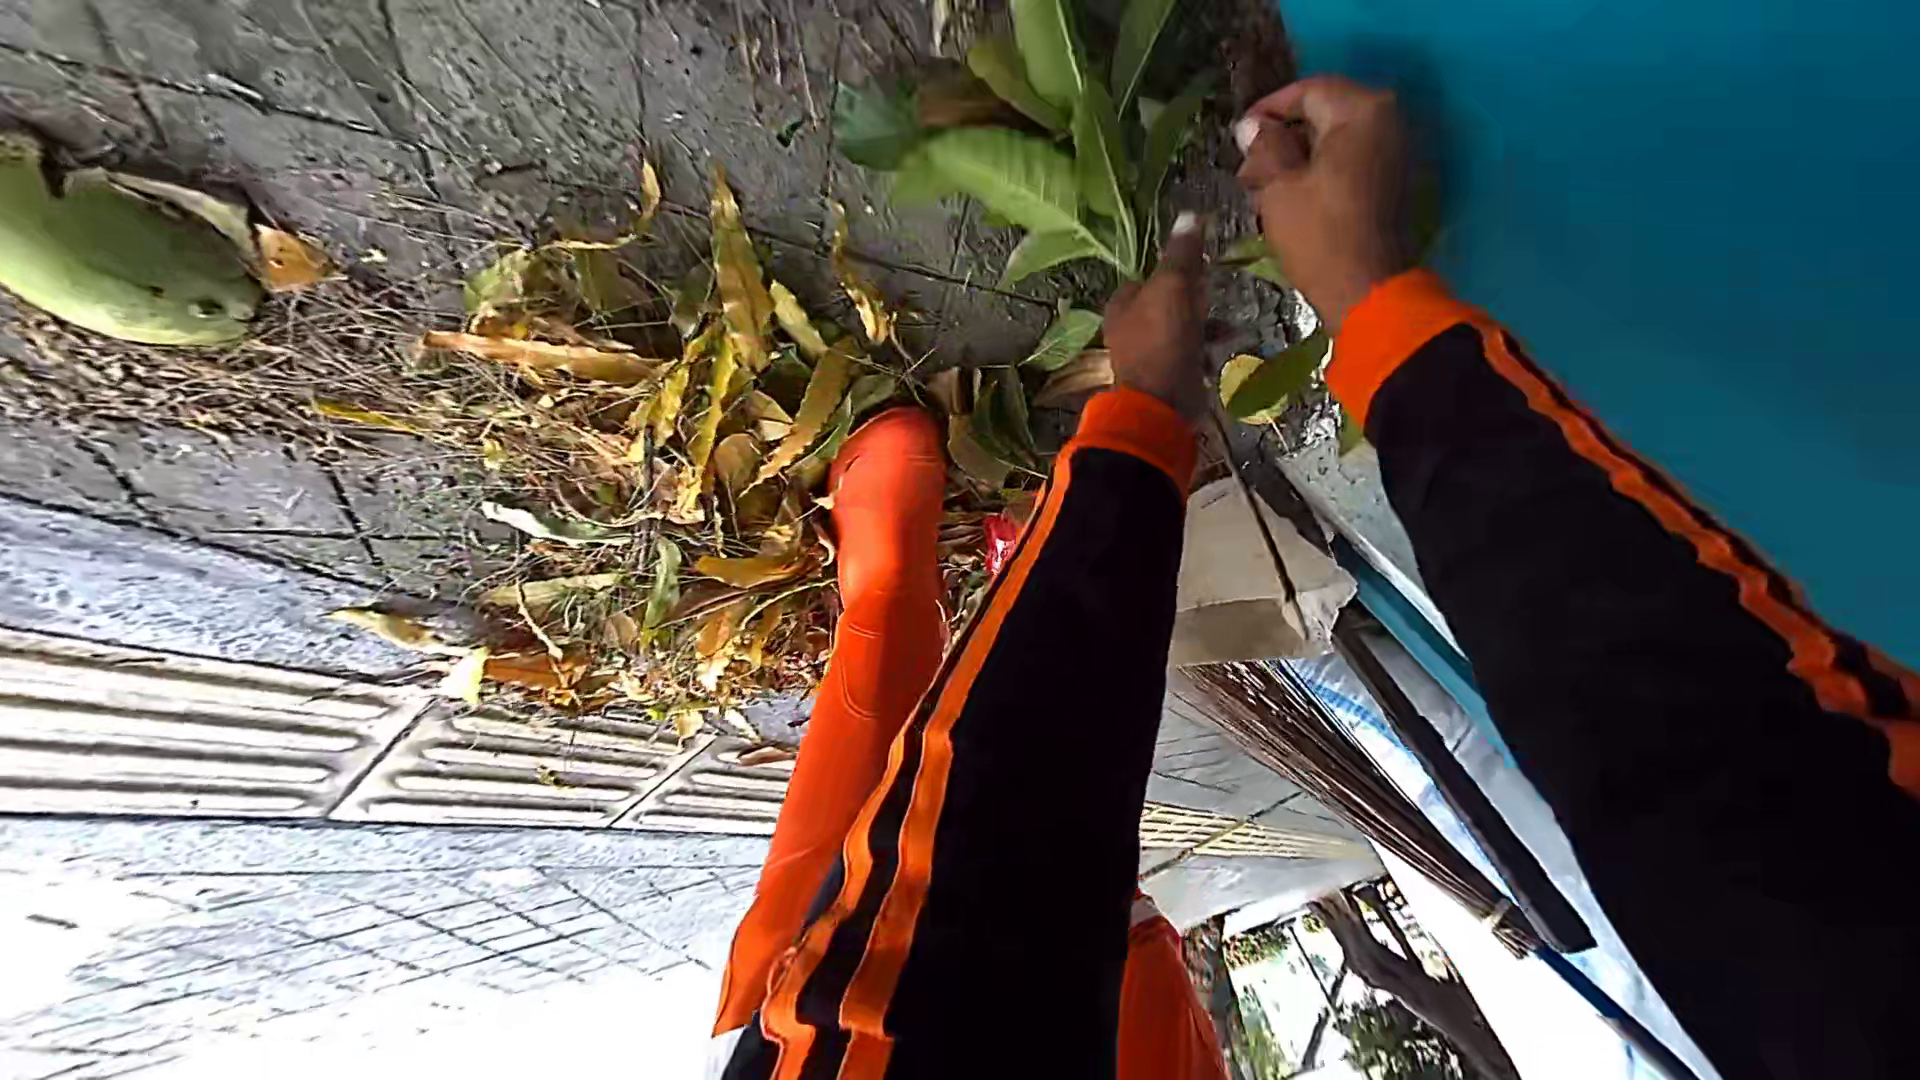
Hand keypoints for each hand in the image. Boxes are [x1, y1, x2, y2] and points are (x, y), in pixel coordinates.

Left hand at [1105, 212, 1207, 421]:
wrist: (1163, 402)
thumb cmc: (1162, 339)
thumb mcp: (1173, 286)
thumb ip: (1182, 252)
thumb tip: (1190, 215)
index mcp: (1121, 304)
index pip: (1147, 274)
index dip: (1175, 266)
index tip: (1201, 263)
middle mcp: (1128, 328)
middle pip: (1166, 299)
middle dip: (1193, 294)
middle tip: (1214, 289)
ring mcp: (1147, 353)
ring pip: (1180, 325)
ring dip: (1204, 320)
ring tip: (1225, 318)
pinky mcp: (1166, 373)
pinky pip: (1189, 350)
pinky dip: (1206, 344)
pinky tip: (1225, 340)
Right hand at [1235, 76, 1411, 333]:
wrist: (1364, 286)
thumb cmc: (1318, 236)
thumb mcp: (1280, 190)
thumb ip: (1265, 150)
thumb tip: (1250, 127)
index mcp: (1360, 112)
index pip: (1308, 91)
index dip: (1268, 109)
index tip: (1237, 134)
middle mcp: (1384, 120)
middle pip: (1322, 114)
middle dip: (1280, 138)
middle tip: (1244, 169)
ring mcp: (1389, 151)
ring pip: (1331, 141)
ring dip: (1293, 159)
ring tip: (1258, 189)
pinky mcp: (1386, 180)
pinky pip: (1344, 162)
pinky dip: (1313, 172)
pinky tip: (1285, 198)